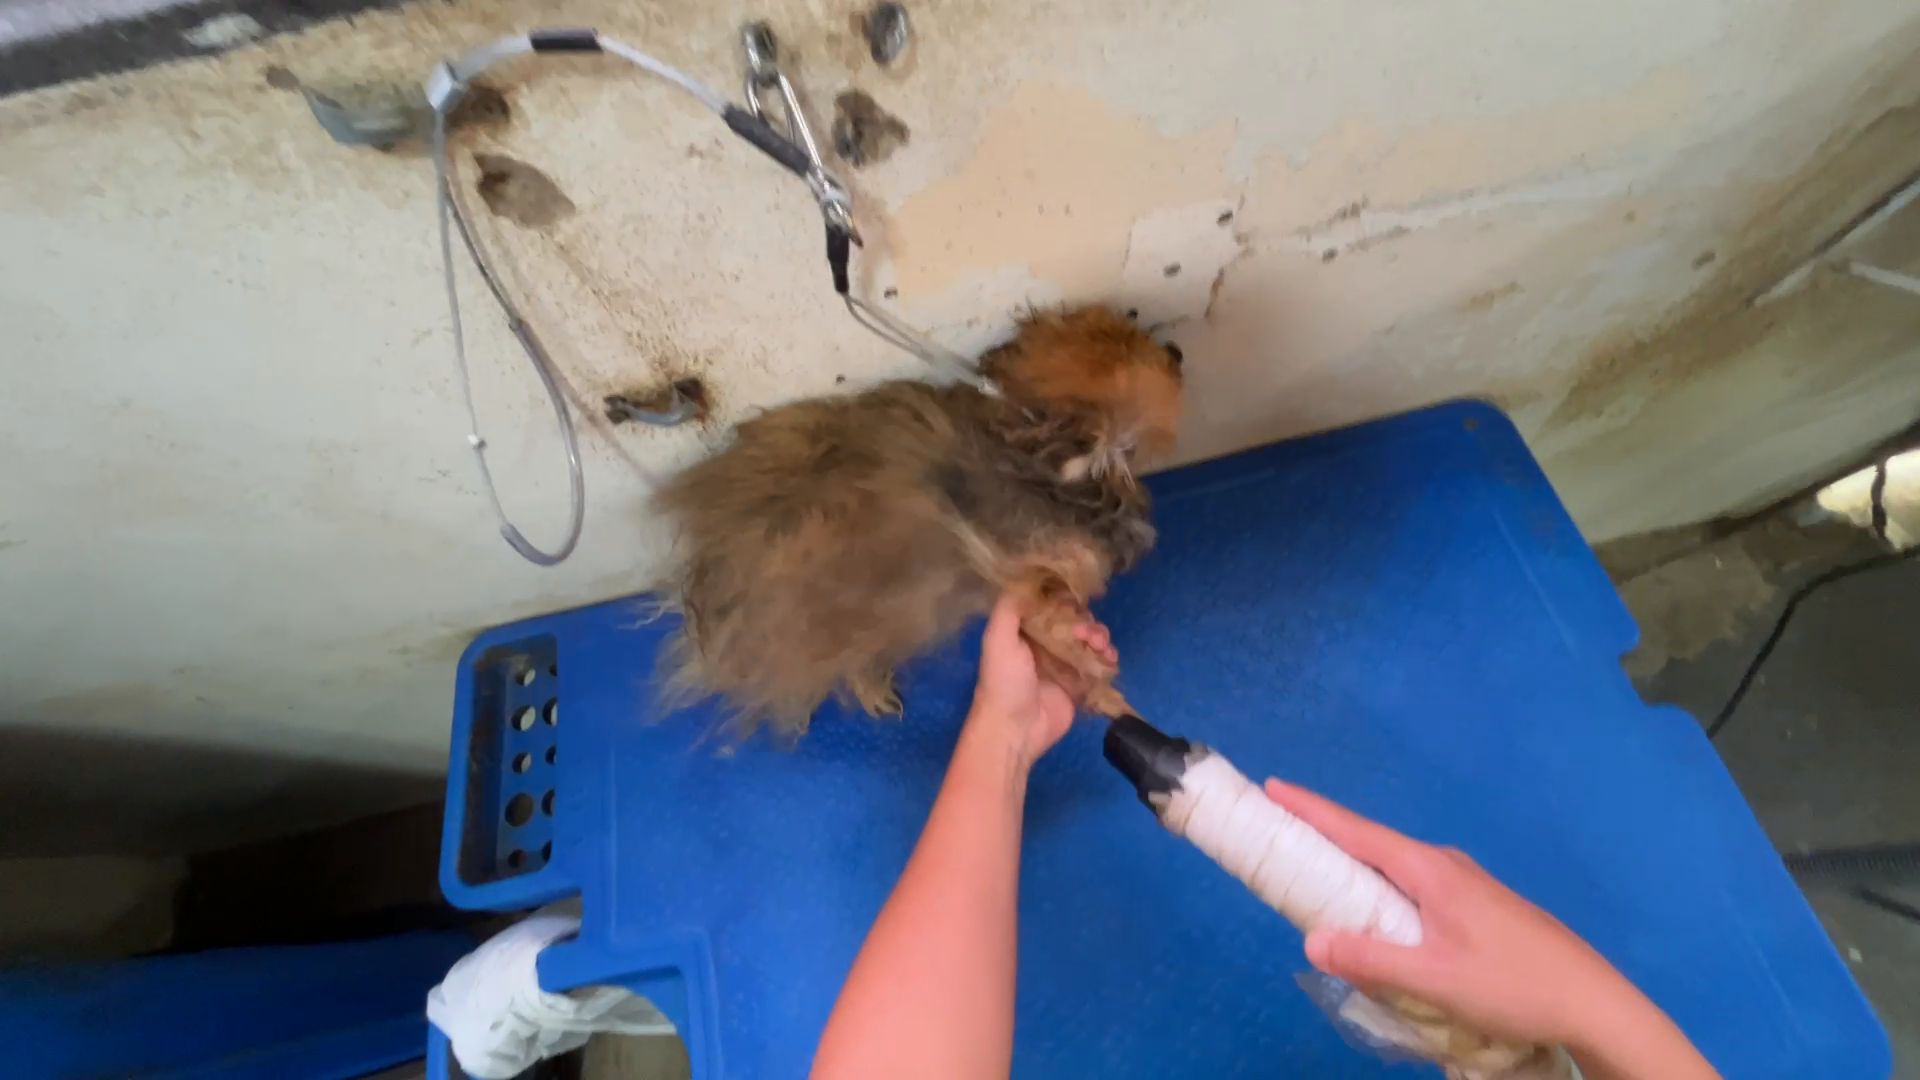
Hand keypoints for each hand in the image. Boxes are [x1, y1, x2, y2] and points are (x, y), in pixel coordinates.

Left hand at [963, 593, 1110, 769]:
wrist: (1015, 729)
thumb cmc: (1004, 680)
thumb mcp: (998, 638)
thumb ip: (1010, 607)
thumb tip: (1029, 580)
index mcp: (1025, 630)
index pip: (1050, 605)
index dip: (1065, 599)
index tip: (1075, 599)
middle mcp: (1045, 644)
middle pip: (1075, 621)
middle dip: (1086, 621)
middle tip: (1086, 633)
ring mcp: (1064, 664)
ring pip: (1091, 640)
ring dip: (1100, 637)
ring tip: (1099, 646)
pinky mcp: (1079, 684)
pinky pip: (1099, 664)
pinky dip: (1108, 658)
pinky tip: (1108, 659)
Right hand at [1262, 779, 1652, 1051]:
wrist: (1604, 1008)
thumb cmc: (1516, 985)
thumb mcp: (1437, 980)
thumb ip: (1371, 959)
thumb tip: (1309, 942)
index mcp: (1426, 868)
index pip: (1354, 828)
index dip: (1310, 807)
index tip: (1271, 786)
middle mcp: (1442, 863)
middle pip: (1369, 839)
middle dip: (1324, 831)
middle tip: (1283, 833)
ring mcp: (1464, 881)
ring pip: (1394, 862)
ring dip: (1354, 860)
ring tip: (1323, 874)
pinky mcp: (1479, 902)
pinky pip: (1414, 879)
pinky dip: (1382, 881)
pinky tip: (1384, 910)